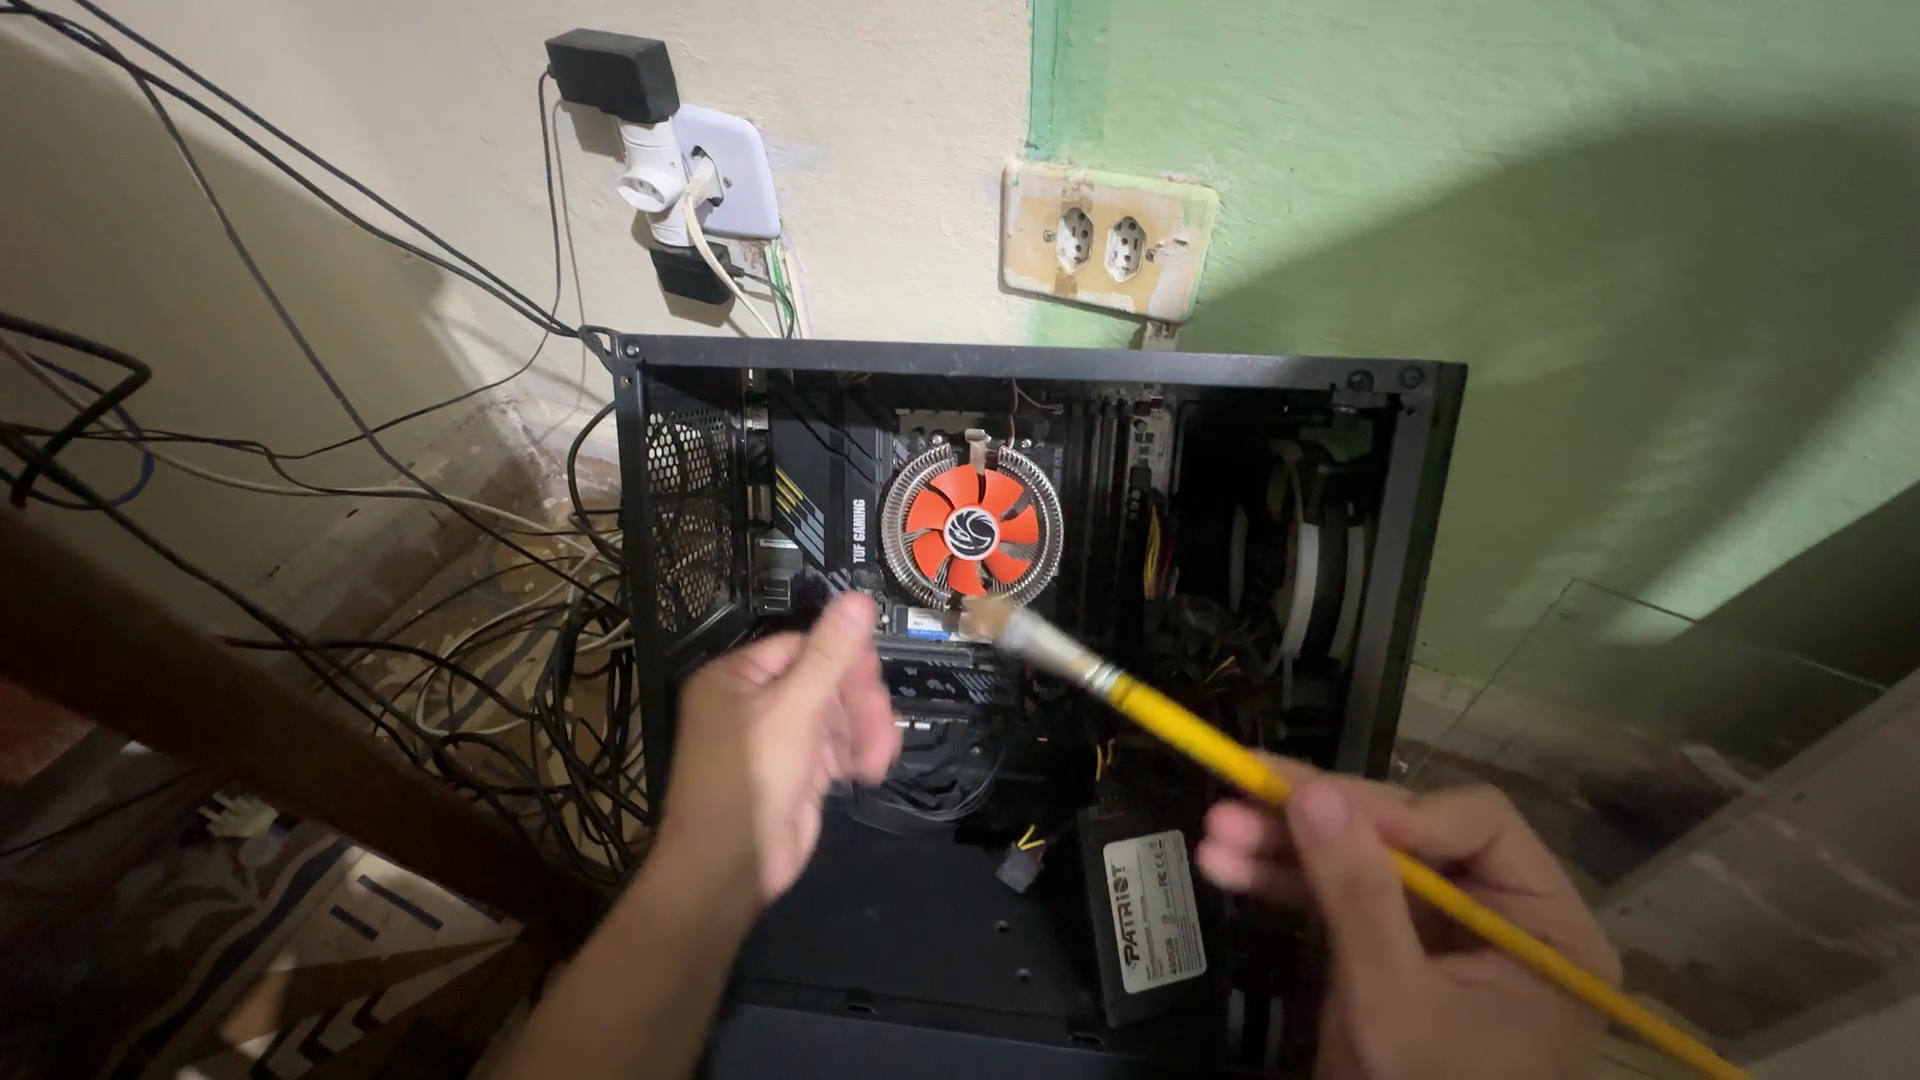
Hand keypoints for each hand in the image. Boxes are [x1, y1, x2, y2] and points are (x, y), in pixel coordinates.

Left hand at [659, 592, 899, 902]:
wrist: (730, 870)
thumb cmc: (752, 777)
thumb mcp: (795, 708)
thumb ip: (831, 654)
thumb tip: (859, 598)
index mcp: (736, 677)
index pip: (800, 647)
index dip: (840, 658)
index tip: (874, 672)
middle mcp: (754, 702)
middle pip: (823, 681)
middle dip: (856, 702)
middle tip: (880, 718)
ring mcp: (777, 738)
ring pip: (835, 715)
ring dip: (862, 731)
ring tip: (879, 753)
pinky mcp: (797, 770)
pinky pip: (835, 746)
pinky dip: (856, 753)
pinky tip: (872, 768)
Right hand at [1196, 758, 1619, 1079]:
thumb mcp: (1395, 1001)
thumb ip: (1358, 893)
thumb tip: (1312, 790)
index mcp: (1541, 925)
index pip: (1473, 825)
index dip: (1393, 808)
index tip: (1312, 803)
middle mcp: (1492, 911)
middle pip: (1400, 831)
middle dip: (1313, 818)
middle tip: (1236, 791)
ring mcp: (1432, 927)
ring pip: (1354, 855)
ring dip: (1280, 844)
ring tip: (1213, 831)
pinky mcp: (1382, 942)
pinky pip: (1331, 892)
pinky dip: (1279, 880)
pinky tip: (1225, 868)